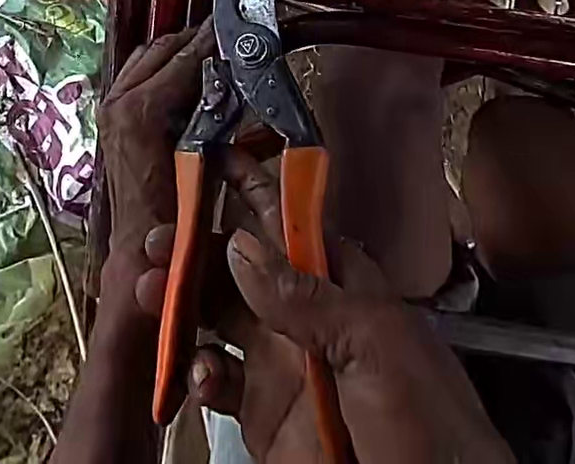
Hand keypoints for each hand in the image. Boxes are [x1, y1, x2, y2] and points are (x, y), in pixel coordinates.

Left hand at [100, 24, 213, 264]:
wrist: (141, 240)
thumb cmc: (178, 206)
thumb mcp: (206, 152)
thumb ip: (215, 109)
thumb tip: (229, 72)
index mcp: (140, 109)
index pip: (183, 59)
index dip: (210, 40)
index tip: (230, 23)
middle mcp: (119, 100)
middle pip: (162, 49)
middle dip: (194, 38)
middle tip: (222, 31)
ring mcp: (110, 105)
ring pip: (145, 56)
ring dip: (176, 48)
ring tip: (206, 46)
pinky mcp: (110, 114)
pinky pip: (136, 71)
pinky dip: (159, 63)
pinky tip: (181, 68)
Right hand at [138, 151, 511, 463]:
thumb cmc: (425, 417)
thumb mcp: (374, 343)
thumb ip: (304, 295)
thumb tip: (238, 245)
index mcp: (332, 276)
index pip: (282, 215)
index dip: (246, 183)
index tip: (205, 157)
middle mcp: (298, 308)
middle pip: (236, 263)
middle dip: (194, 246)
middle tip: (155, 241)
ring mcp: (277, 359)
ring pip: (216, 315)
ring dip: (180, 300)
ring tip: (150, 294)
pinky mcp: (260, 412)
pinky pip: (215, 380)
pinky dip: (197, 373)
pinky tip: (199, 376)